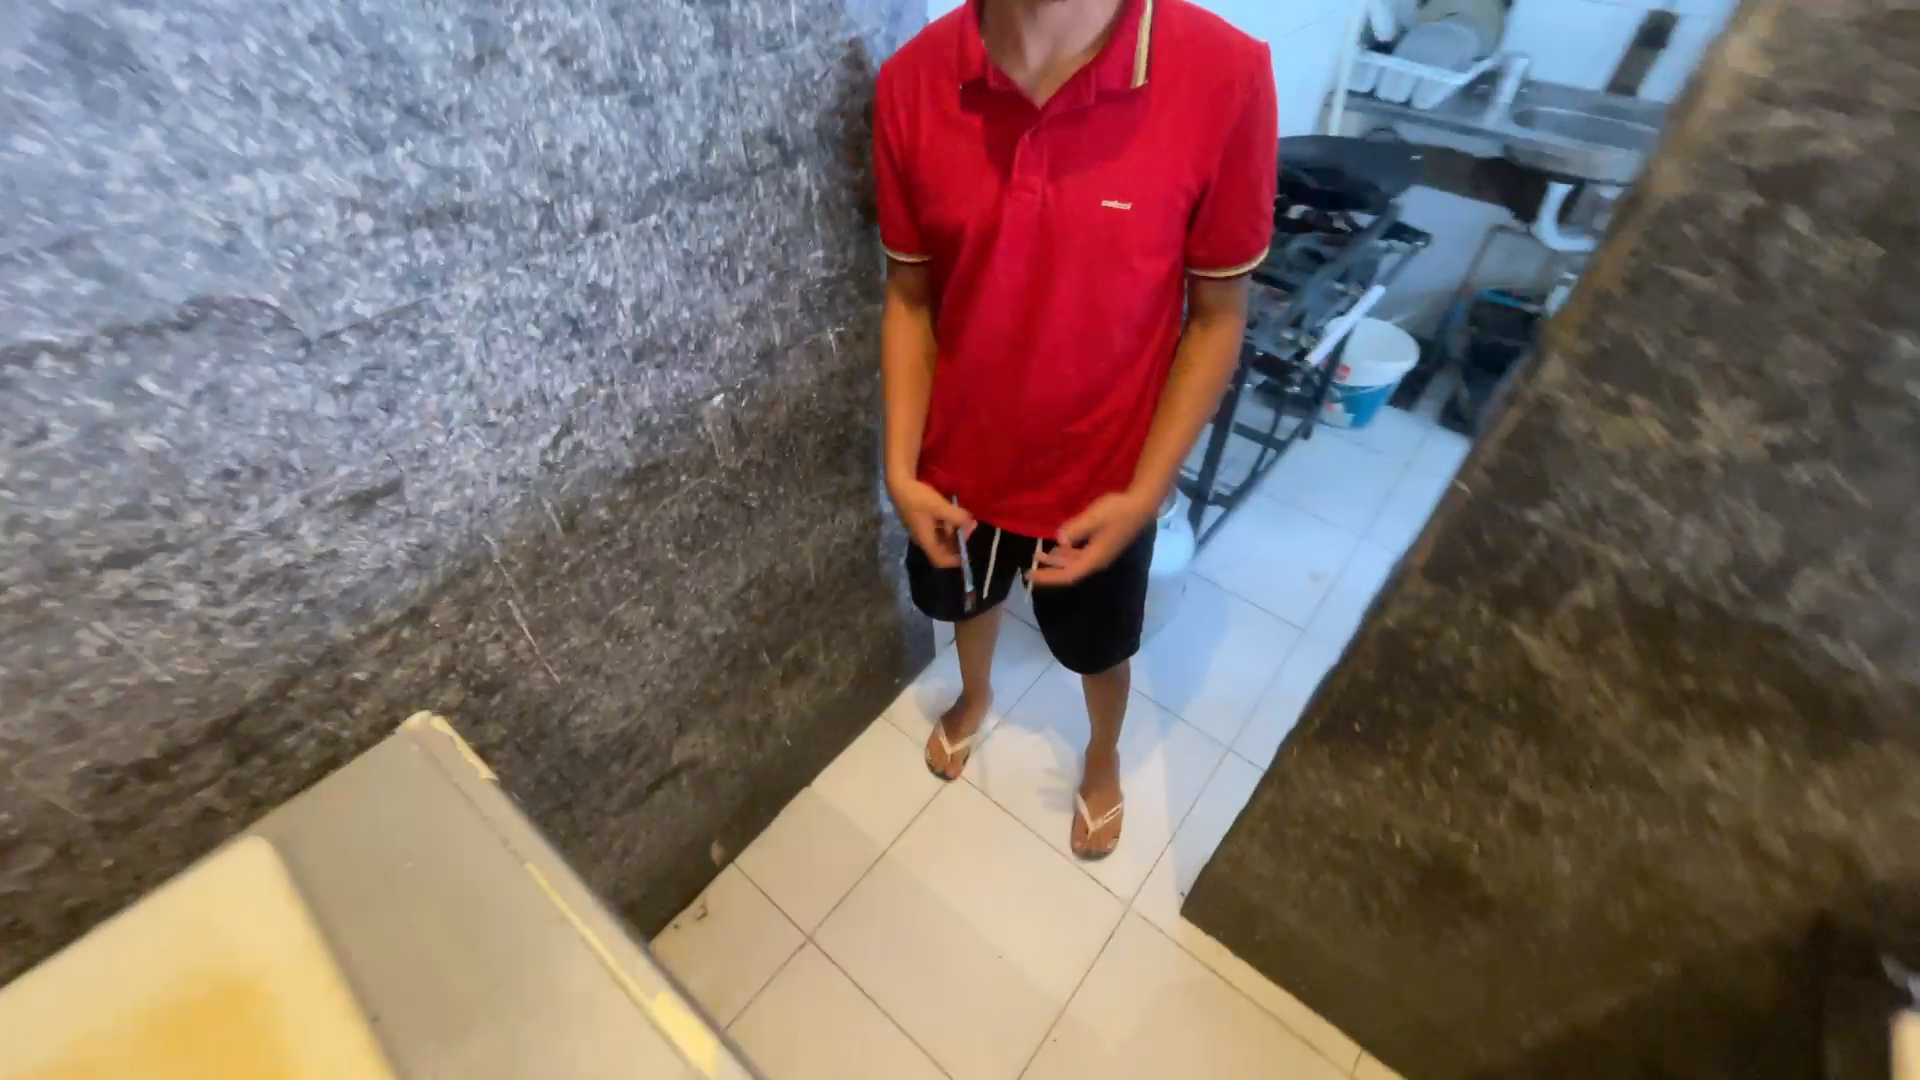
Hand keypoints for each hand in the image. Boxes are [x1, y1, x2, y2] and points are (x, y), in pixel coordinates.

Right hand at [890, 478, 973, 568]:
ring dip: (954, 533)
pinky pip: (938, 529)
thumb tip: (972, 524)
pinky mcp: (922, 521)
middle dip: (957, 543)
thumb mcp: (940, 507)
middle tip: (970, 530)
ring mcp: (922, 529)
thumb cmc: (918, 498)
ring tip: (966, 521)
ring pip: (941, 538)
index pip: (940, 560)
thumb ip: (957, 517)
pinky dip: (948, 526)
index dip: (954, 561)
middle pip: (942, 550)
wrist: (900, 484)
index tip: (968, 554)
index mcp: (925, 540)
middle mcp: (923, 538)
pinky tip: (956, 515)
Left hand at [1029, 490, 1158, 586]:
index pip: (1067, 574)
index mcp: (1094, 558)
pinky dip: (1066, 554)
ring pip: (1074, 564)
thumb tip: (1059, 539)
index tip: (1031, 575)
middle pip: (1069, 572)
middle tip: (1030, 568)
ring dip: (1057, 561)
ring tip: (1039, 555)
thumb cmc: (1118, 510)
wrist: (1141, 505)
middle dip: (1049, 571)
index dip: (1048, 577)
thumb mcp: (1094, 517)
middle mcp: (1097, 561)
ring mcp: (1101, 555)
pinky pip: (1080, 556)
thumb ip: (1076, 528)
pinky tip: (1060, 546)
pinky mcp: (1103, 547)